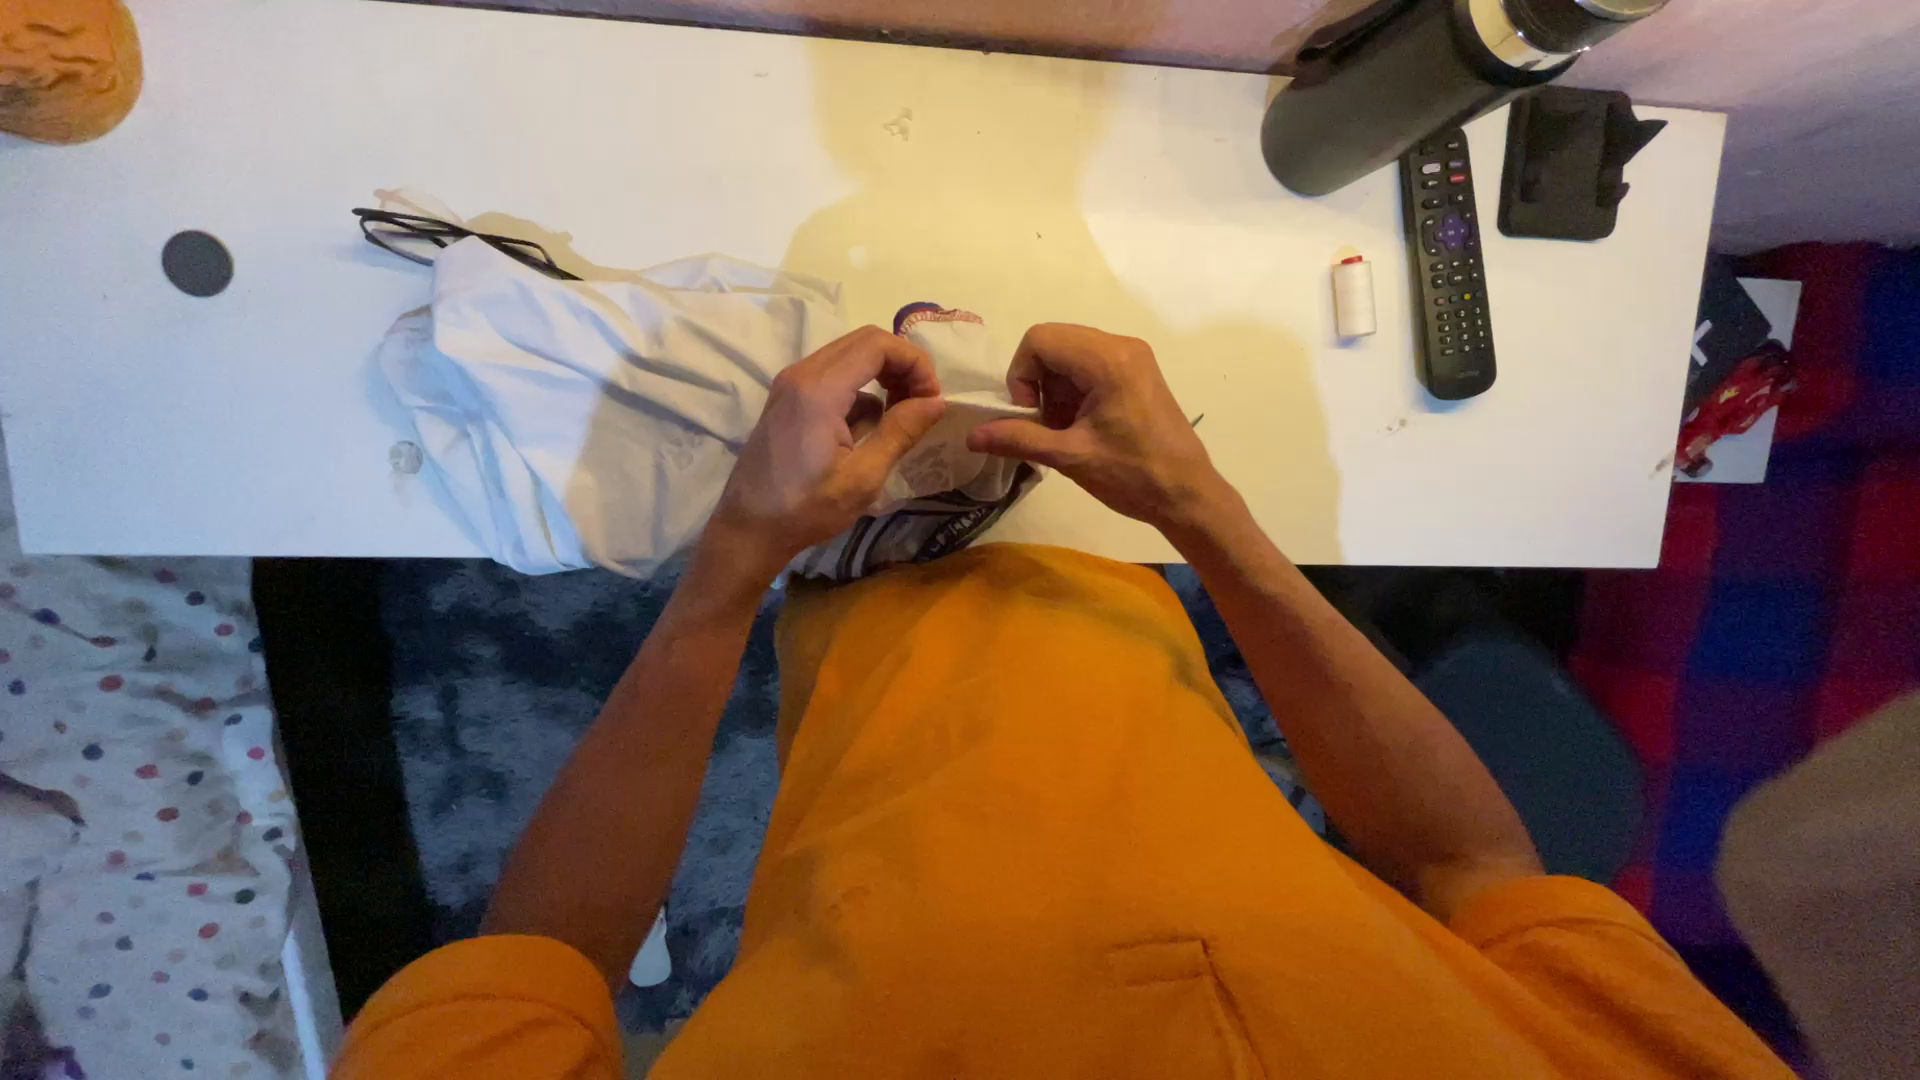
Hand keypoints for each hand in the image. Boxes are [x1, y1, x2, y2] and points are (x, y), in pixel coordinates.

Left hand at [706, 326, 944, 577]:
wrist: (749, 529)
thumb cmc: (806, 509)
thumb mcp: (862, 477)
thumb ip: (900, 432)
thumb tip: (937, 402)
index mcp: (818, 389)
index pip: (877, 345)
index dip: (914, 363)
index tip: (932, 399)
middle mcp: (801, 374)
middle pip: (864, 342)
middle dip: (902, 366)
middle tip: (922, 404)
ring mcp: (790, 385)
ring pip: (849, 357)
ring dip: (882, 376)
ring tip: (901, 417)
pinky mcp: (788, 400)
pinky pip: (833, 377)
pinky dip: (861, 390)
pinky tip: (869, 429)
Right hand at [966, 323, 1229, 531]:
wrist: (1187, 495)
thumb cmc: (1132, 476)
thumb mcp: (1070, 457)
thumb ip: (1018, 439)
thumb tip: (972, 436)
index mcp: (1108, 360)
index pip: (1039, 340)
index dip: (1021, 375)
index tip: (1031, 415)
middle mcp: (1121, 346)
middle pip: (1053, 343)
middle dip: (1037, 383)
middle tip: (1046, 425)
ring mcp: (1132, 357)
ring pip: (1068, 355)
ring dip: (1054, 390)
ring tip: (1064, 431)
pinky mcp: (1136, 372)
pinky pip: (1088, 366)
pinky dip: (1073, 392)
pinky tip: (1081, 426)